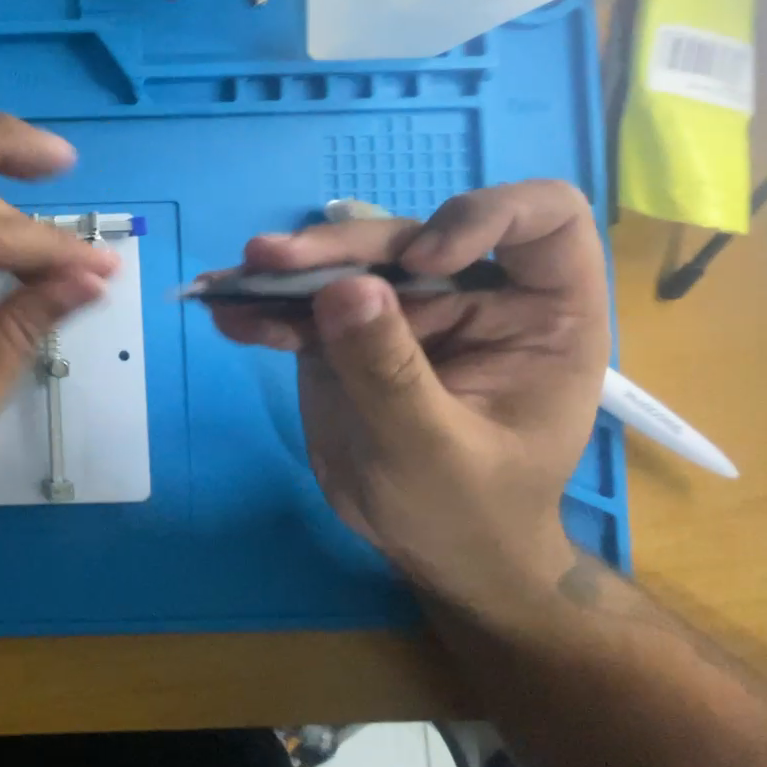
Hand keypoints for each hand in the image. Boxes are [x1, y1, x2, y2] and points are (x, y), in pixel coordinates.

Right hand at [209, 181, 611, 608]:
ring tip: (224, 285)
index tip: (419, 261)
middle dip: (335, 249)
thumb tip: (346, 288)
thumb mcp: (434, 448)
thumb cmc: (469, 508)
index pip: (541, 221)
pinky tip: (224, 316)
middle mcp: (470, 298)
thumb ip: (391, 371)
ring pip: (341, 267)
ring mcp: (399, 315)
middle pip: (403, 240)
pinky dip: (261, 309)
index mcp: (538, 314)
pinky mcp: (342, 336)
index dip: (482, 218)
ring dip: (281, 273)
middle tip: (265, 260)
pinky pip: (300, 307)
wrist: (426, 547)